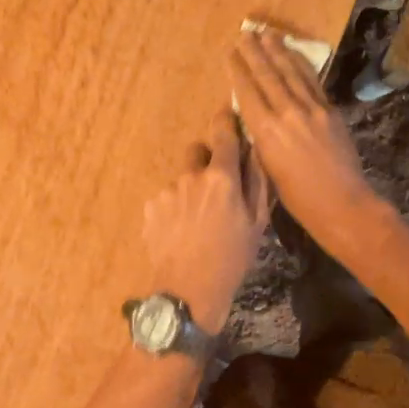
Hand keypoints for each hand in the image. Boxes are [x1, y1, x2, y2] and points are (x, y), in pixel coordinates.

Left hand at [141, 111, 271, 333]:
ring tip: (199, 221)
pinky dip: (174, 207)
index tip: (227, 116)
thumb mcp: (257, 224)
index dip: (225, 121)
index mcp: (222, 178)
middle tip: (216, 188)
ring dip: (190, 189)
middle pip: (197, 151)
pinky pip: (167, 197)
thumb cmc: (231, 260)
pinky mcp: (150, 207)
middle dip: (206, 161)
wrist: (187, 292)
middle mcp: (191, 176)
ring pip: (182, 177)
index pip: (223, 133)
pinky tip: (182, 231)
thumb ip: (257, 182)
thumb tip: (256, 152)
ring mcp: (167, 191)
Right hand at [229, 30, 382, 251]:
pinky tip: (293, 55)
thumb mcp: (267, 169)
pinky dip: (301, 65)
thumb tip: (253, 117)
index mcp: (266, 131)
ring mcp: (312, 110)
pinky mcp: (330, 111)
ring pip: (290, 73)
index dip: (238, 70)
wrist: (341, 203)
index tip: (230, 53)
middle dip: (254, 53)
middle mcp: (287, 114)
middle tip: (245, 34)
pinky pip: (312, 82)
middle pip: (267, 76)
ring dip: (277, 52)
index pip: (247, 92)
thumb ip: (260, 138)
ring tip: (267, 35)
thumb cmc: (297, 198)